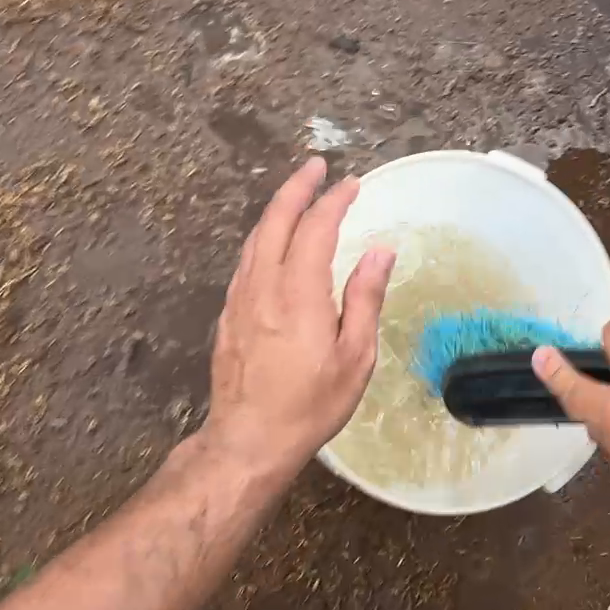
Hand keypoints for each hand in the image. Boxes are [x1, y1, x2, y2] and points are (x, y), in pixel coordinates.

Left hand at [202, 157, 394, 481]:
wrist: (246, 444)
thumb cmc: (310, 404)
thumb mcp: (355, 357)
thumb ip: (366, 298)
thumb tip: (381, 249)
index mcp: (299, 293)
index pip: (316, 229)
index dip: (334, 201)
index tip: (353, 184)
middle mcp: (264, 286)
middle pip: (276, 220)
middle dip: (297, 187)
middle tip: (317, 166)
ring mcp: (240, 299)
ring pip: (256, 237)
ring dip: (278, 208)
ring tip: (298, 193)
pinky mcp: (228, 314)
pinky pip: (246, 259)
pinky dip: (264, 235)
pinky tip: (273, 239)